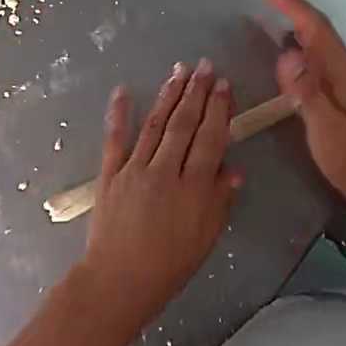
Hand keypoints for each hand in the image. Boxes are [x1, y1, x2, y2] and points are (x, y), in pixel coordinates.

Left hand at [78, 60, 239, 318]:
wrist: (118, 280)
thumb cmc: (169, 265)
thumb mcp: (205, 239)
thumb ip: (219, 201)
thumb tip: (235, 169)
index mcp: (193, 188)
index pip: (209, 139)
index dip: (218, 109)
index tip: (223, 84)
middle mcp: (164, 170)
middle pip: (184, 124)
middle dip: (196, 92)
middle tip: (204, 65)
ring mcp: (134, 168)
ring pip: (155, 124)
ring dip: (169, 95)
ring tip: (179, 70)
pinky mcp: (110, 172)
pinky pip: (116, 138)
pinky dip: (120, 113)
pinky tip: (124, 90)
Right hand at [260, 0, 345, 211]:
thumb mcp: (327, 130)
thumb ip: (307, 92)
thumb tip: (287, 54)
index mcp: (342, 74)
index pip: (315, 29)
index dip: (291, 5)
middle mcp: (344, 70)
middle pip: (318, 28)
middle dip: (292, 5)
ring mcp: (342, 80)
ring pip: (317, 39)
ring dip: (295, 19)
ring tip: (272, 6)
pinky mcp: (337, 92)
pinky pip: (315, 55)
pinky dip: (298, 40)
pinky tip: (286, 46)